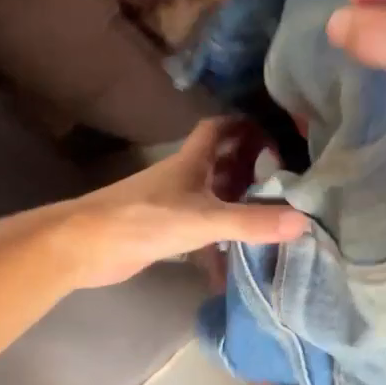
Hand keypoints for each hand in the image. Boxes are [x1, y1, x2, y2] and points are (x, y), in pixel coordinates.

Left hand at [52, 118, 307, 288]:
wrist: (83, 247)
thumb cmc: (143, 220)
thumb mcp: (204, 220)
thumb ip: (251, 222)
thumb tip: (303, 221)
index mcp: (191, 163)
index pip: (218, 130)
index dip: (243, 125)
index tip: (272, 133)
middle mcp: (182, 178)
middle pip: (220, 163)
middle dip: (249, 167)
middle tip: (284, 178)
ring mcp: (170, 205)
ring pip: (211, 196)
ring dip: (236, 202)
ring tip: (272, 215)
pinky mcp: (162, 232)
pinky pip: (201, 229)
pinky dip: (219, 240)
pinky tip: (236, 259)